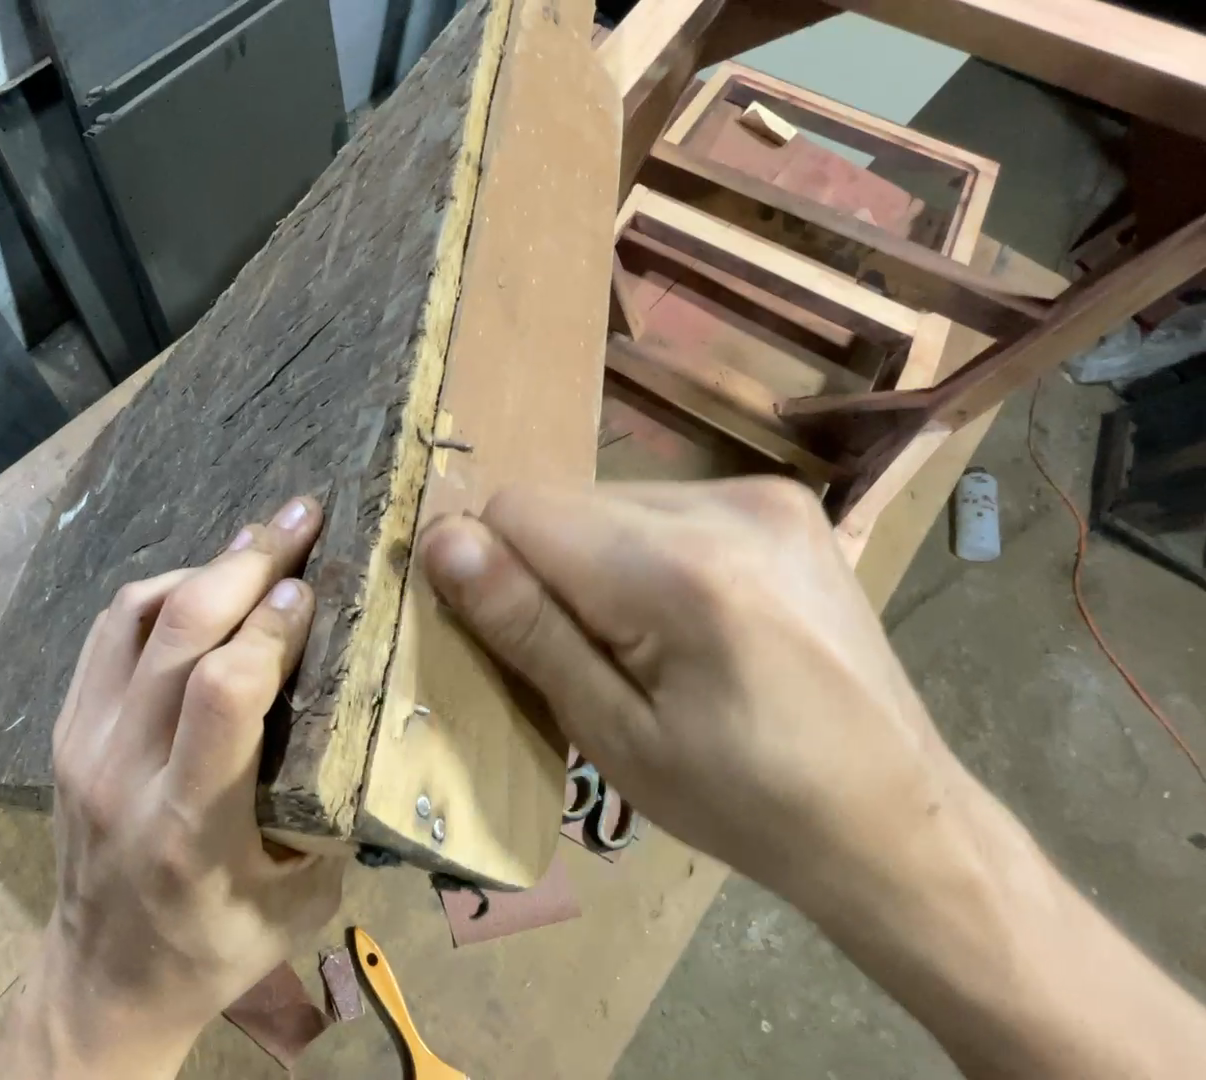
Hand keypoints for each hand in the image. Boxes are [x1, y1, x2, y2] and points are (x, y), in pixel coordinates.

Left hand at [0, 496, 345, 1078]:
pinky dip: (160, 593)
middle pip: (176, 633)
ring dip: (203, 569)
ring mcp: (82, 743)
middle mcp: (123, 771)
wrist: (100, 976)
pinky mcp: (64, 727)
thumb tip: (363, 705)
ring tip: (259, 543)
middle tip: (299, 518)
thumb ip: (329, 807)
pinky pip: (108, 632)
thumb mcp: (298, 902)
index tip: (312, 590)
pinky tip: (203, 583)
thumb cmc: (213, 947)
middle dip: (245, 565)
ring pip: (134, 617)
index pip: (222, 694)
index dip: (269, 628)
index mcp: (188, 827)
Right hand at [417, 478, 956, 896]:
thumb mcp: (611, 734)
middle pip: (559, 503)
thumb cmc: (741, 801)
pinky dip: (634, 555)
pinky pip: (653, 507)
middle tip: (588, 659)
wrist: (896, 823)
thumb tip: (441, 541)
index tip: (516, 640)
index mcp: (680, 571)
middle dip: (542, 570)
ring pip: (600, 502)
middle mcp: (726, 505)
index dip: (491, 569)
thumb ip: (525, 627)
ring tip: (638, 643)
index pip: (516, 510)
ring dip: (586, 563)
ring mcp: (763, 495)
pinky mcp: (781, 502)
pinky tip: (678, 616)